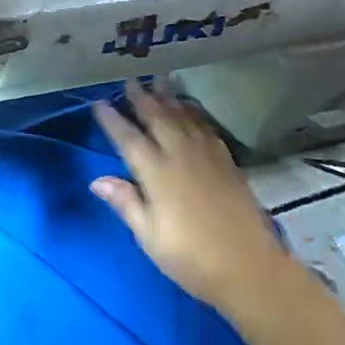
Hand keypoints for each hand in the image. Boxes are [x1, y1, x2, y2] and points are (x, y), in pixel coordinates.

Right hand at [91, 81, 296, 310]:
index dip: (114, 120)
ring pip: (184, 117)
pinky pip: (205, 126)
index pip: (129, 140)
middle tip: (132, 80)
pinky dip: (194, 112)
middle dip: (142, 99)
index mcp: (157, 174)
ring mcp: (207, 155)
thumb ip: (126, 203)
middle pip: (158, 119)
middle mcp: (181, 155)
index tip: (100, 103)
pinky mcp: (226, 160)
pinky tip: (190, 108)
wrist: (246, 263)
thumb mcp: (150, 237)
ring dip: (169, 98)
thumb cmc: (190, 258)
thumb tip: (97, 180)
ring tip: (159, 81)